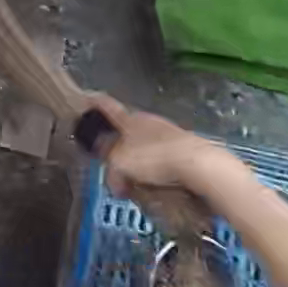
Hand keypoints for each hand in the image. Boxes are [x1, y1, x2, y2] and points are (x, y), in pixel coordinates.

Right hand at [83, 93, 240, 199]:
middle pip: (127, 131)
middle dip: (119, 149)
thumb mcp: (121, 166)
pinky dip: (160, 171)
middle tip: (115, 170)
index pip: (107, 106)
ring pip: (147, 146)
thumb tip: (115, 184)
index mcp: (129, 118)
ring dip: (141, 163)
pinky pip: (165, 159)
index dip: (94, 103)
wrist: (201, 165)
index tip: (86, 99)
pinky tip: (161, 187)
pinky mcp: (188, 150)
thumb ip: (112, 173)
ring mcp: (170, 134)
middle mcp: (148, 121)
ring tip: (140, 186)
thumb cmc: (154, 158)